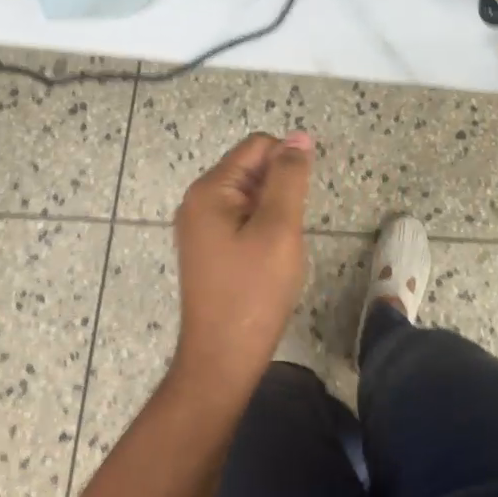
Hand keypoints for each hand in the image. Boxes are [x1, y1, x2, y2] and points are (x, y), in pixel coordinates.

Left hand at [171, 131, 315, 390]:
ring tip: (277, 250)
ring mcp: (200, 227)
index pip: (259, 147)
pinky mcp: (209, 249)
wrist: (223, 360)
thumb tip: (299, 136)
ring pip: (252, 196)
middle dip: (280, 192)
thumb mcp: (279, 228)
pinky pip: (243, 220)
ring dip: (274, 214)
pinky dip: (263, 231)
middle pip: (253, 169)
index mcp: (209, 190)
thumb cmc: (253, 291)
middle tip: (286, 235)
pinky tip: (268, 261)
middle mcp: (198, 201)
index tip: (298, 206)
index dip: (288, 166)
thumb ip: (290, 177)